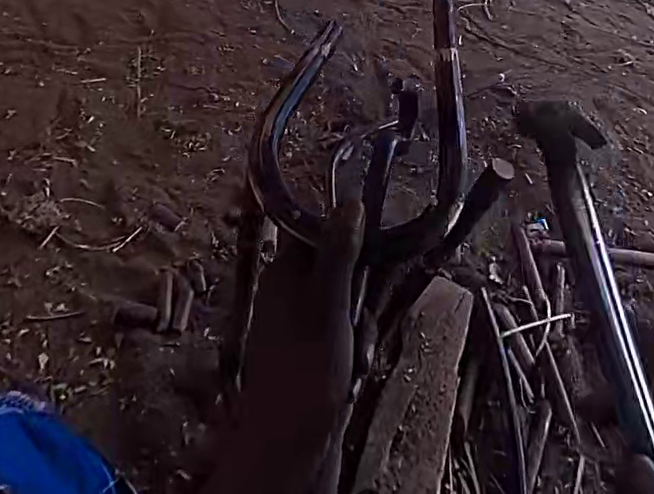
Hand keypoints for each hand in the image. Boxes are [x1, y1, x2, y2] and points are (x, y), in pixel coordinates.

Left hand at [207, 198, 363, 493]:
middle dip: (360, 293)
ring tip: (355, 356)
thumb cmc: (304, 372)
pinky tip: (353, 375)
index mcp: (284, 272)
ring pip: (349, 305)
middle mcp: (290, 292)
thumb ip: (338, 254)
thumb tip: (350, 202)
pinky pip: (347, 337)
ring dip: (361, 328)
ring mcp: (303, 325)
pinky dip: (357, 353)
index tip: (369, 250)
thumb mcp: (327, 305)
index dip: (346, 235)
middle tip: (358, 318)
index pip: (317, 230)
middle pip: (341, 268)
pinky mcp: (316, 355)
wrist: (289, 451)